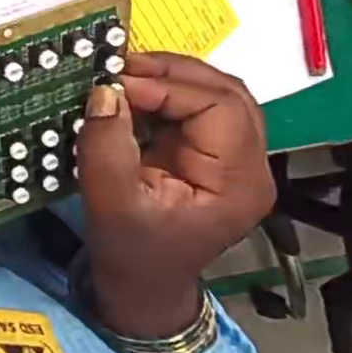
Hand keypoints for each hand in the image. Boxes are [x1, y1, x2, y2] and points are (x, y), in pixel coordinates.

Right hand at [73, 52, 273, 337]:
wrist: (140, 285)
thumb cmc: (130, 251)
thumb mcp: (109, 202)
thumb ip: (106, 146)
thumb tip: (104, 93)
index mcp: (237, 181)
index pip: (219, 108)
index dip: (167, 88)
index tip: (115, 85)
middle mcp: (247, 165)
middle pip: (228, 93)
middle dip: (172, 73)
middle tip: (120, 67)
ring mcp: (230, 158)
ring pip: (215, 95)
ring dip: (170, 78)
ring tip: (124, 75)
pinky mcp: (207, 154)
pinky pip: (194, 109)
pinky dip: (163, 94)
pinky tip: (130, 93)